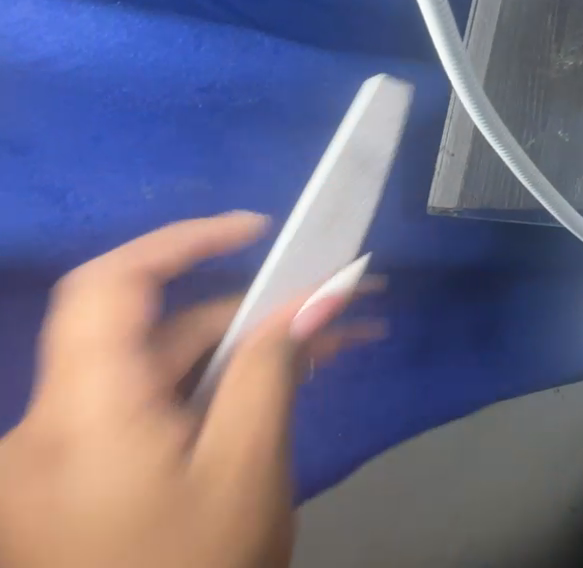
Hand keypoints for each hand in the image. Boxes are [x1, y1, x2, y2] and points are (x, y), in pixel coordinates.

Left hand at [0, 213, 377, 567]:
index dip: (183, 240)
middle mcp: (50, 426)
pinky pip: (158, 407)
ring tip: (347, 338)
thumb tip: (322, 292)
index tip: (263, 228)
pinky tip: (298, 377)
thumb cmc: (196, 559)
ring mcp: (62, 455)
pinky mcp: (82, 478)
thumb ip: (276, 365)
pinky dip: (228, 385)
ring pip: (166, 371)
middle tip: (351, 297)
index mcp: (79, 415)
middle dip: (258, 307)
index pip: (109, 289)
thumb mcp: (248, 460)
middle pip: (157, 334)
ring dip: (257, 347)